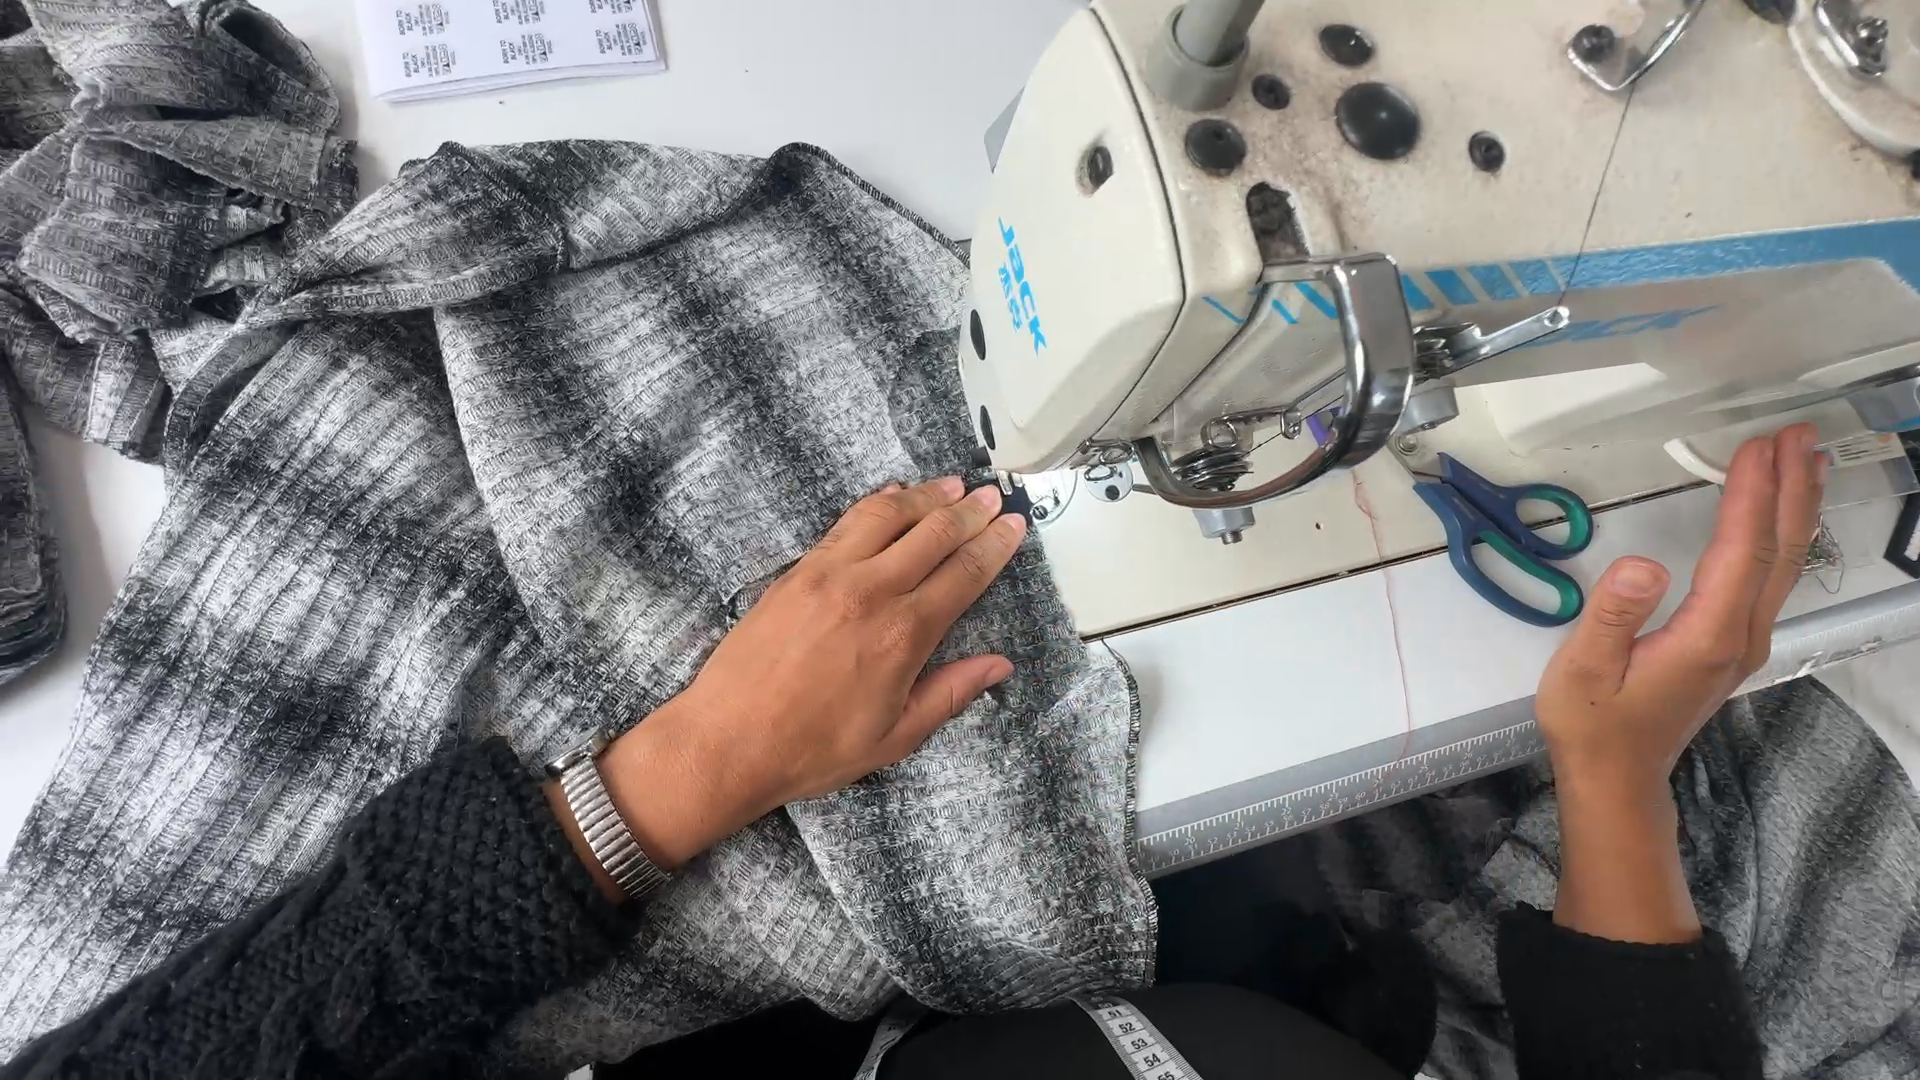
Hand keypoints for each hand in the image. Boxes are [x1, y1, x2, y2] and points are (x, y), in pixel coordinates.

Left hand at [552, 477, 1027, 895]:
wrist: (727, 741)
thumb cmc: (814, 748)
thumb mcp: (897, 737)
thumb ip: (952, 693)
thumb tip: (1000, 665)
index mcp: (904, 634)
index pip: (964, 573)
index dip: (995, 545)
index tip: (1015, 524)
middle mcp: (872, 591)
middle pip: (934, 533)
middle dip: (971, 510)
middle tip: (994, 495)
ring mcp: (831, 573)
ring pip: (889, 514)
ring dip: (927, 495)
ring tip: (954, 484)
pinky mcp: (799, 570)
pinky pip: (846, 522)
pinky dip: (877, 503)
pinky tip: (894, 495)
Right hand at [1535, 423, 1824, 941]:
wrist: (1615, 771)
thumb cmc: (1592, 720)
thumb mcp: (1584, 668)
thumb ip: (1612, 615)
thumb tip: (1641, 562)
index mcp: (1706, 634)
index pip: (1738, 551)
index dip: (1750, 496)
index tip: (1755, 448)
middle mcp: (1739, 634)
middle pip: (1779, 551)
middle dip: (1788, 489)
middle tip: (1793, 435)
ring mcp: (1741, 641)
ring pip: (1782, 564)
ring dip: (1791, 509)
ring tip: (1795, 464)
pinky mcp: (1730, 645)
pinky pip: (1766, 579)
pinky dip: (1774, 539)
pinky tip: (1768, 526)